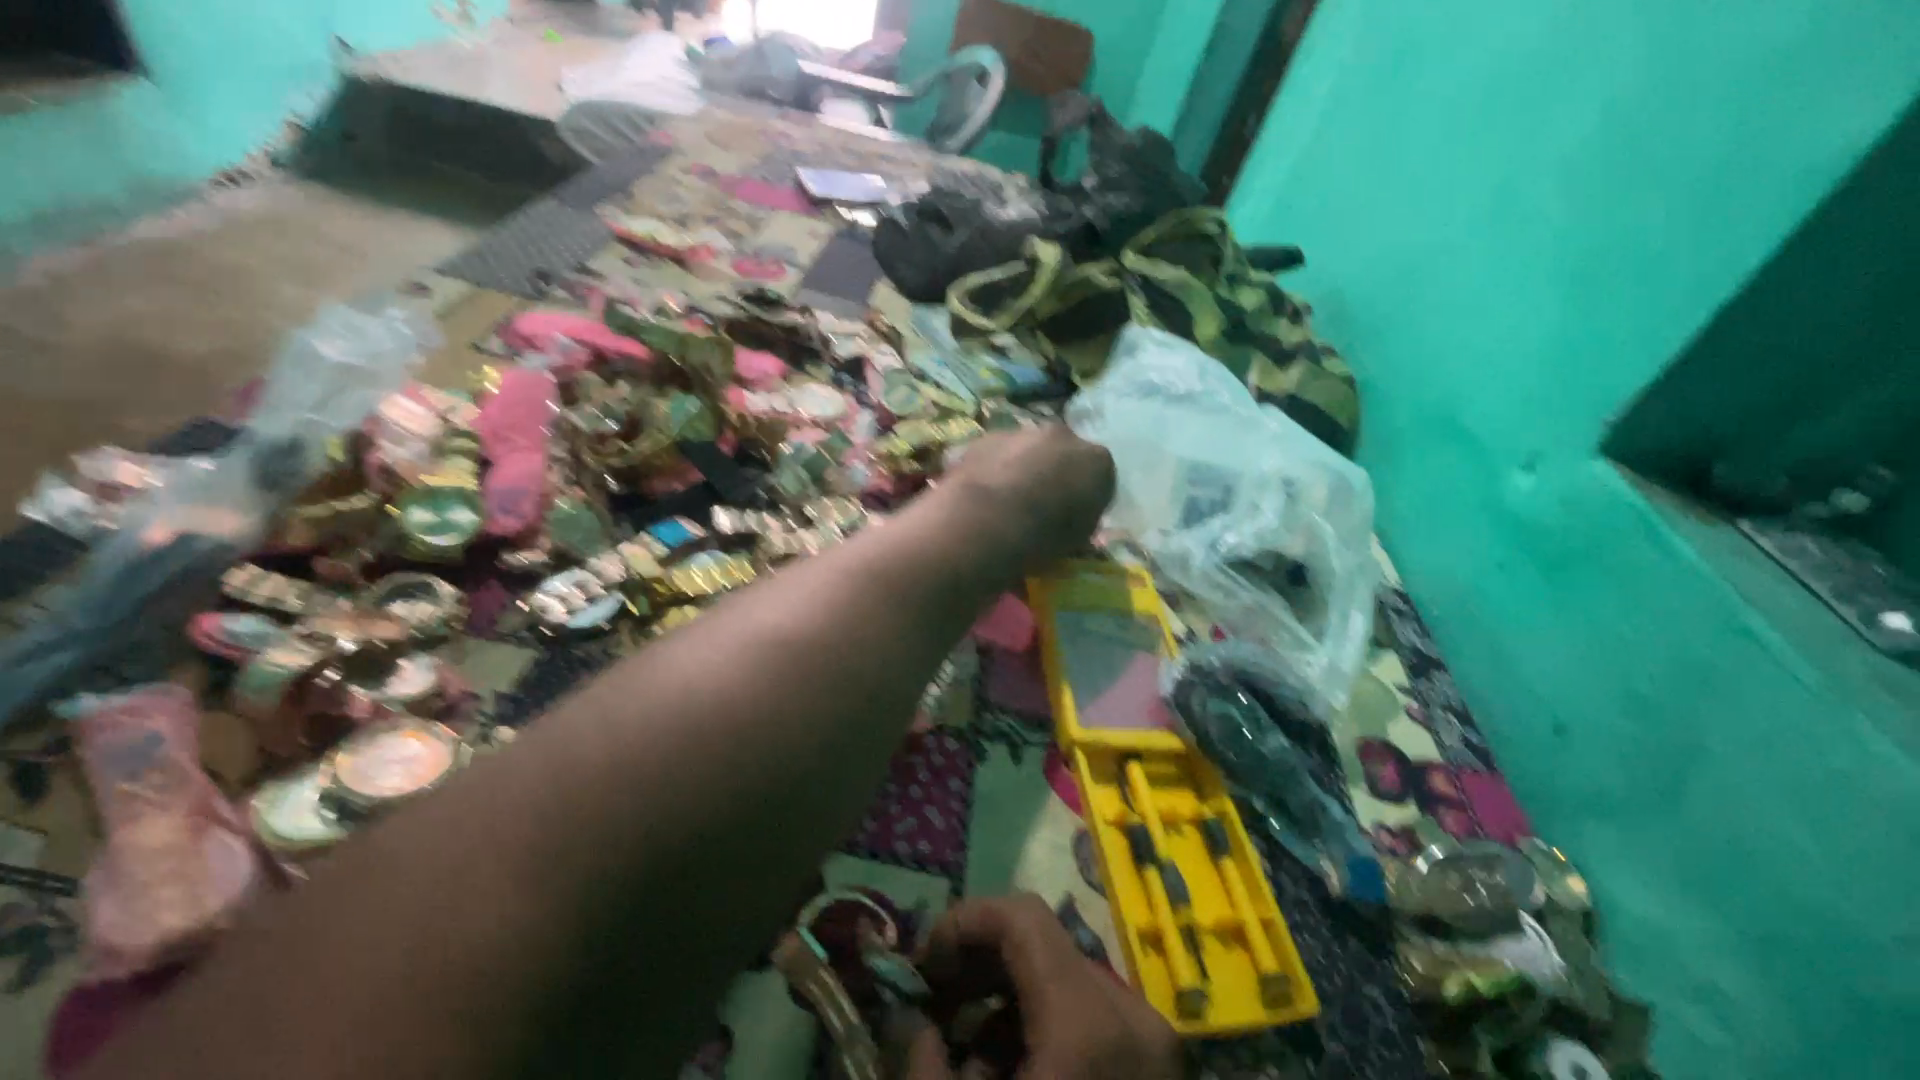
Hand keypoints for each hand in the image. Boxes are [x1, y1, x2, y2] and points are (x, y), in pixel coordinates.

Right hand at [904, 895, 1178, 1079]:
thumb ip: (922, 1058)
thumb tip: (909, 1014)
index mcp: (1088, 1022)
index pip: (1022, 915)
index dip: (962, 922)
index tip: (924, 965)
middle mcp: (1132, 1014)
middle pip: (1041, 946)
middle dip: (978, 966)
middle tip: (934, 1005)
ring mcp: (1154, 1038)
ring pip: (1065, 978)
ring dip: (1007, 1000)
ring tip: (969, 1052)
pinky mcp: (1160, 1061)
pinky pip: (1092, 1014)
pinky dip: (1045, 1026)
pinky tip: (1012, 1065)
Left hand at [940, 426, 1114, 570]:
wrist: (991, 519)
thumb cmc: (1045, 534)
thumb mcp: (1079, 536)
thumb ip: (1081, 516)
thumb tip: (1074, 517)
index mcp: (1097, 460)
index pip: (1098, 473)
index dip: (1085, 493)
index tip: (1074, 511)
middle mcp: (1065, 436)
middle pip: (1063, 452)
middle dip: (1054, 470)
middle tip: (1040, 500)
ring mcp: (1024, 432)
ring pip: (1027, 448)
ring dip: (1022, 466)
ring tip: (1007, 499)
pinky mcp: (988, 437)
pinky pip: (997, 453)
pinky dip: (994, 467)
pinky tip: (984, 492)